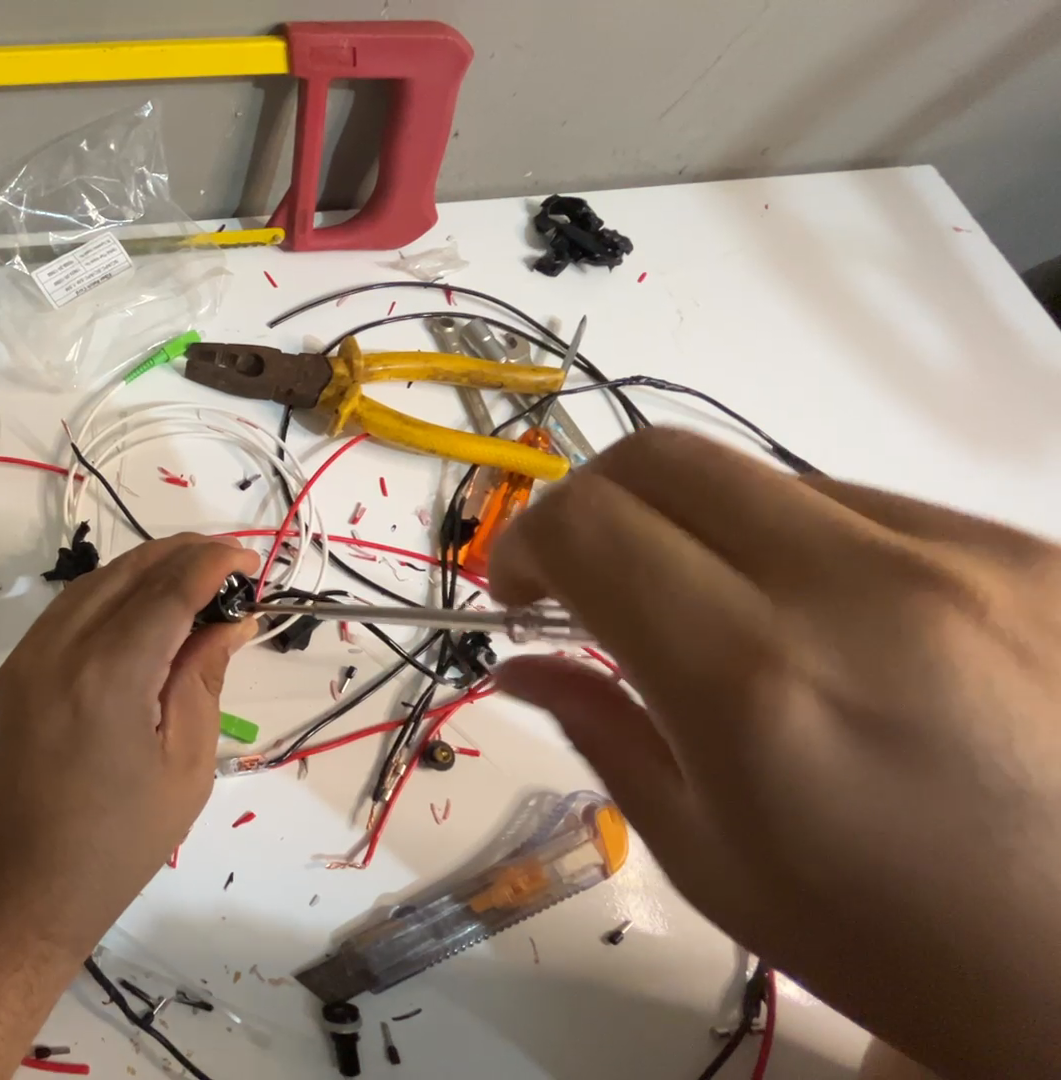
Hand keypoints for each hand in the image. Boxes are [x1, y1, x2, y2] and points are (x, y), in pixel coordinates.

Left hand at [0, 533, 257, 960]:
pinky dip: (112, 592)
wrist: (23, 884)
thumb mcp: (185, 766)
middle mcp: (61, 648)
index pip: (169, 589)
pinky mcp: (16, 669)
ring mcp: (29, 655)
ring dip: (147, 569)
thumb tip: (229, 619)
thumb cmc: (119, 842)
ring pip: (95, 582)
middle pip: (129, 571)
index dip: (213, 563)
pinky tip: (142, 606)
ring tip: (194, 579)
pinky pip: (70, 608)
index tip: (251, 560)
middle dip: (183, 556)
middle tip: (229, 565)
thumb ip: (203, 678)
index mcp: (110, 675)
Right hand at [488, 427, 1060, 1078]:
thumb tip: (518, 665)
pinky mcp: (1034, 555)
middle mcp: (857, 590)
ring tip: (706, 612)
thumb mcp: (706, 856)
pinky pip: (849, 505)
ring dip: (683, 528)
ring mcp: (962, 559)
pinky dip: (781, 542)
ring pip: (749, 476)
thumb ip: (598, 730)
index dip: (523, 541)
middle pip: (658, 458)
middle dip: (583, 503)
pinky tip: (815, 623)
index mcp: (752, 680)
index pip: (586, 526)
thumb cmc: (897, 942)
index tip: (518, 592)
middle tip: (578, 574)